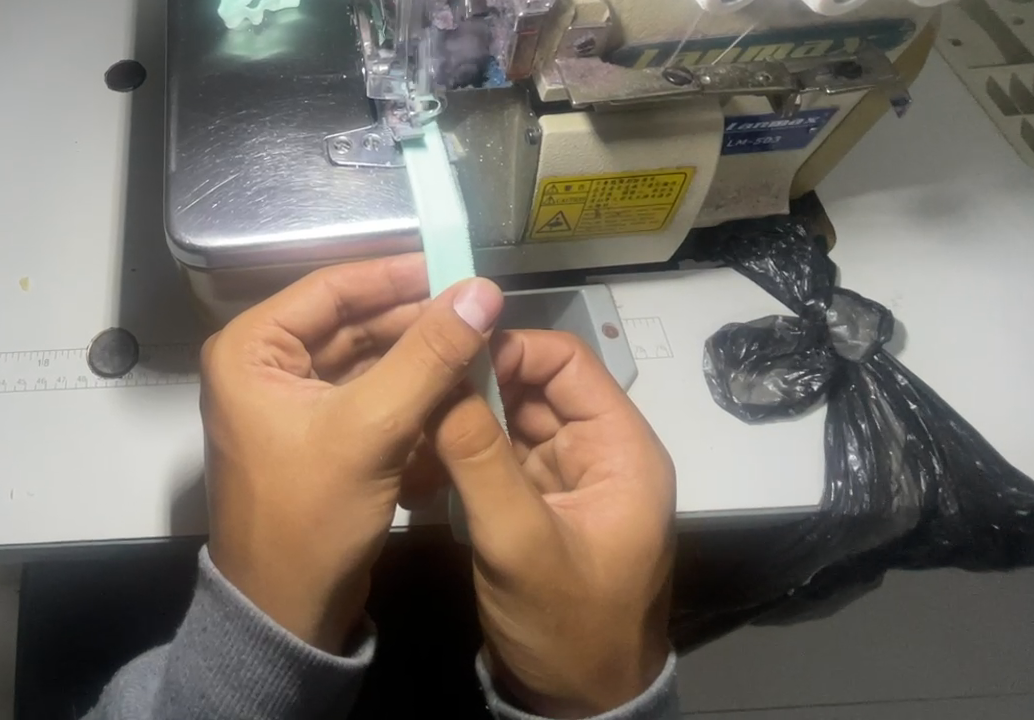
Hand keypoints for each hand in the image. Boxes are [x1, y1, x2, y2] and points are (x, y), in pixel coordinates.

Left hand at [202, 255, 504, 652]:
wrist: (285, 615)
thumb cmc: (311, 516)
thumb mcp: (372, 428)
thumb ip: (428, 356)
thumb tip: (481, 291)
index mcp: (252, 347)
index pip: (330, 289)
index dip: (395, 275)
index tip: (455, 267)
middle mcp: (263, 362)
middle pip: (349, 321)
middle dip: (412, 318)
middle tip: (476, 310)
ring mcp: (288, 396)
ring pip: (362, 356)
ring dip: (414, 353)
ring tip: (474, 343)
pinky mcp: (313, 428)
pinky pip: (363, 391)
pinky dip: (404, 388)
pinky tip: (452, 383)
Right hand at [431, 330, 675, 717]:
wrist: (575, 706)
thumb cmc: (566, 627)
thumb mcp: (519, 541)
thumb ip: (479, 456)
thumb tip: (440, 379)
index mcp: (620, 449)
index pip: (566, 362)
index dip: (509, 349)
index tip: (450, 359)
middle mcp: (595, 449)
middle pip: (533, 382)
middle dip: (477, 379)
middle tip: (418, 381)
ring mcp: (563, 472)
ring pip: (509, 411)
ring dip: (465, 408)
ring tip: (413, 406)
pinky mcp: (534, 493)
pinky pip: (496, 444)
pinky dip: (463, 439)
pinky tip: (424, 442)